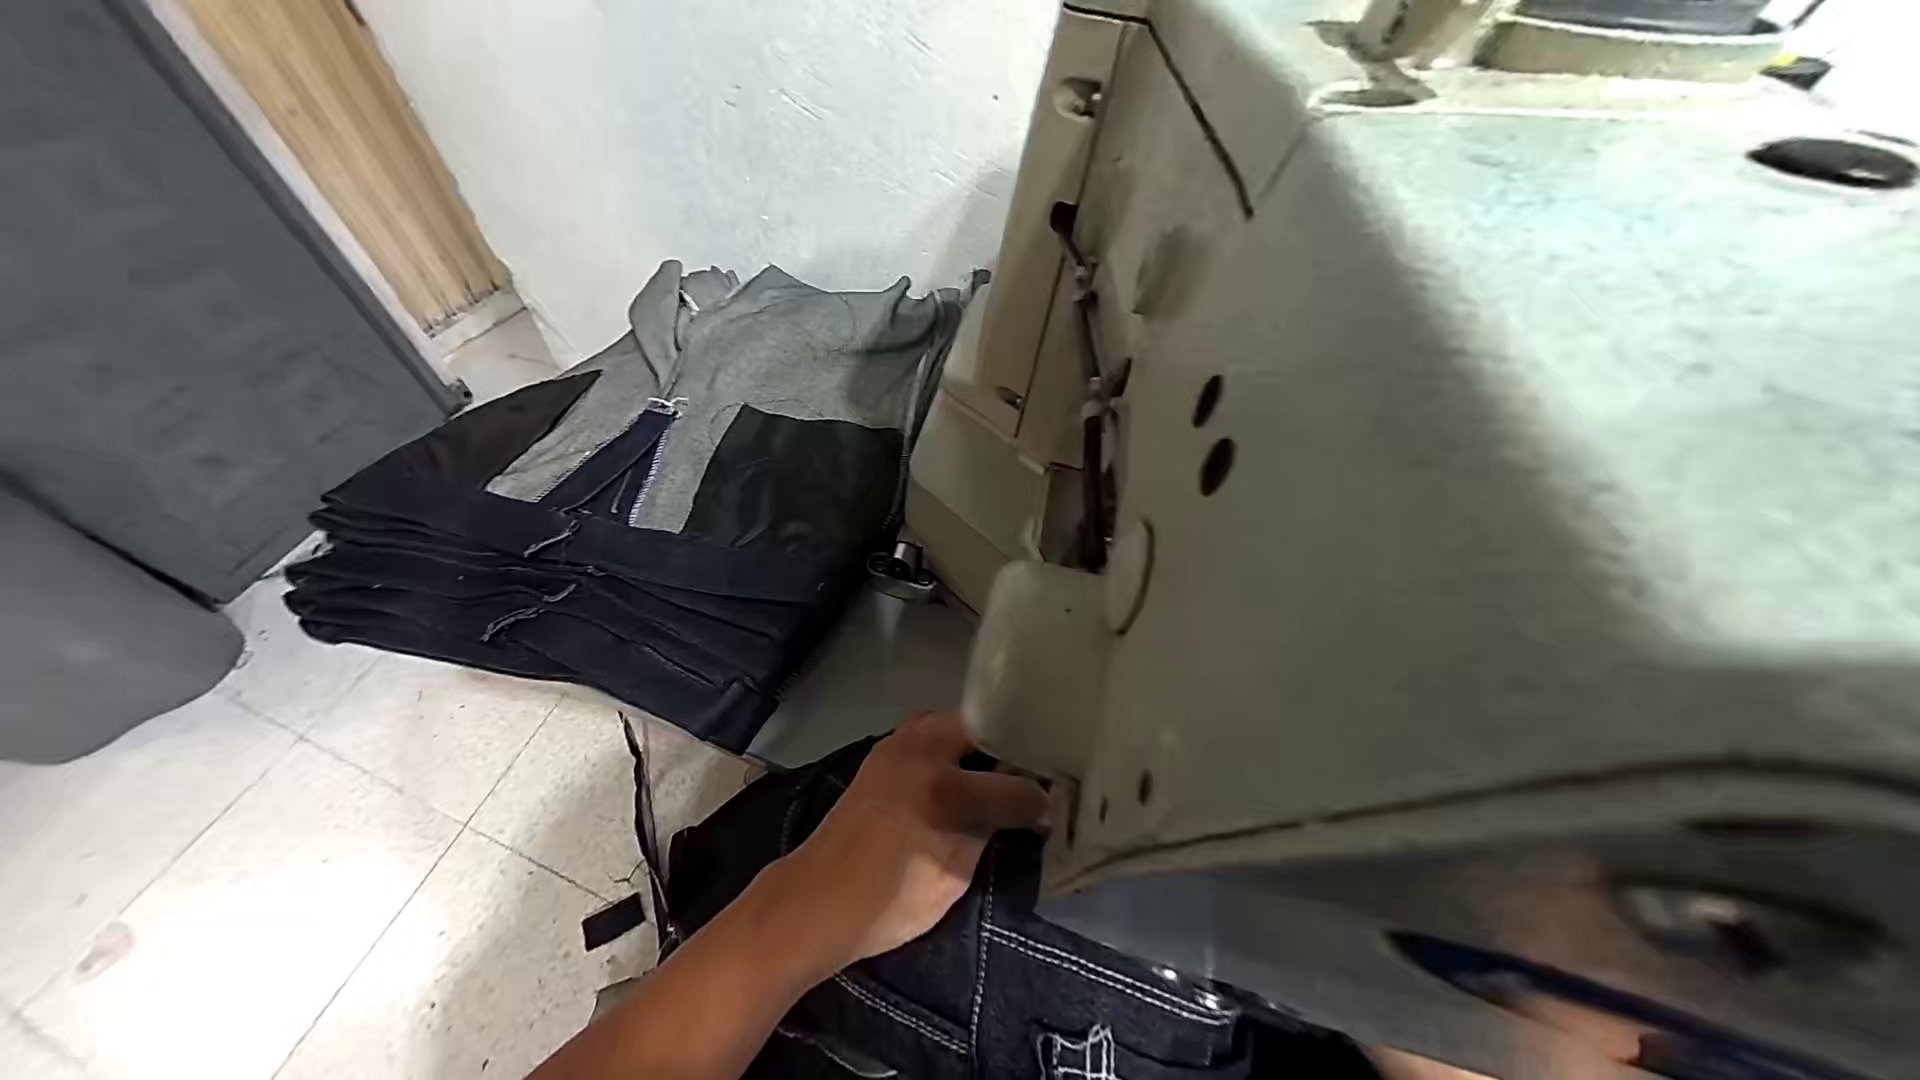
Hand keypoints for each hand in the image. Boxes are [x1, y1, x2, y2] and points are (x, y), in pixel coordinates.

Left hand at [763, 711, 1050, 972]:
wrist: (817, 899)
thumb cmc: (890, 900)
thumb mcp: (955, 873)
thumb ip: (989, 829)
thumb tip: (1022, 811)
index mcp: (945, 788)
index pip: (1011, 786)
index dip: (1038, 802)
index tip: (1051, 812)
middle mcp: (922, 750)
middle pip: (984, 731)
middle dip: (1010, 750)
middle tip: (1029, 774)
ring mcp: (898, 743)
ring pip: (954, 722)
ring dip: (978, 739)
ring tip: (997, 766)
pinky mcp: (883, 750)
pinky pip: (928, 730)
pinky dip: (951, 741)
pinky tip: (960, 765)